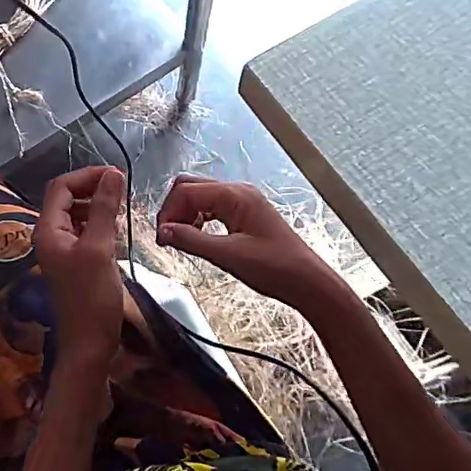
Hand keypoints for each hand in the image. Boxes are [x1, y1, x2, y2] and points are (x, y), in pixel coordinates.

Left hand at [36, 165, 126, 374]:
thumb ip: (103, 209)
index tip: (116, 175)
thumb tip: (112, 173)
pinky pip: (84, 232)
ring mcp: (61, 250)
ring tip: (121, 208)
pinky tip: (116, 230)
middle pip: (66, 198)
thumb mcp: (99, 249)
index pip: (61, 187)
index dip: (86, 176)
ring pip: (76, 215)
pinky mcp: (74, 262)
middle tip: (121, 190)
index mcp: (47, 230)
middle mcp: (49, 236)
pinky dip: (99, 224)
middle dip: (92, 189)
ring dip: (97, 206)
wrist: (89, 345)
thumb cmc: (92, 299)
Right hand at [155, 176, 340, 309]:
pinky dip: (197, 220)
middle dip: (173, 210)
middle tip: (167, 237)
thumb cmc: (276, 268)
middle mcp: (238, 192)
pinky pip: (211, 208)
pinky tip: (196, 237)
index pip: (186, 191)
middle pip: (190, 187)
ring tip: (179, 240)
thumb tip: (164, 231)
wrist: (308, 283)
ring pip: (199, 197)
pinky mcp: (244, 214)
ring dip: (184, 215)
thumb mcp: (228, 255)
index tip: (162, 238)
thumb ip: (191, 240)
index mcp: (235, 196)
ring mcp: (242, 202)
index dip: (168, 213)